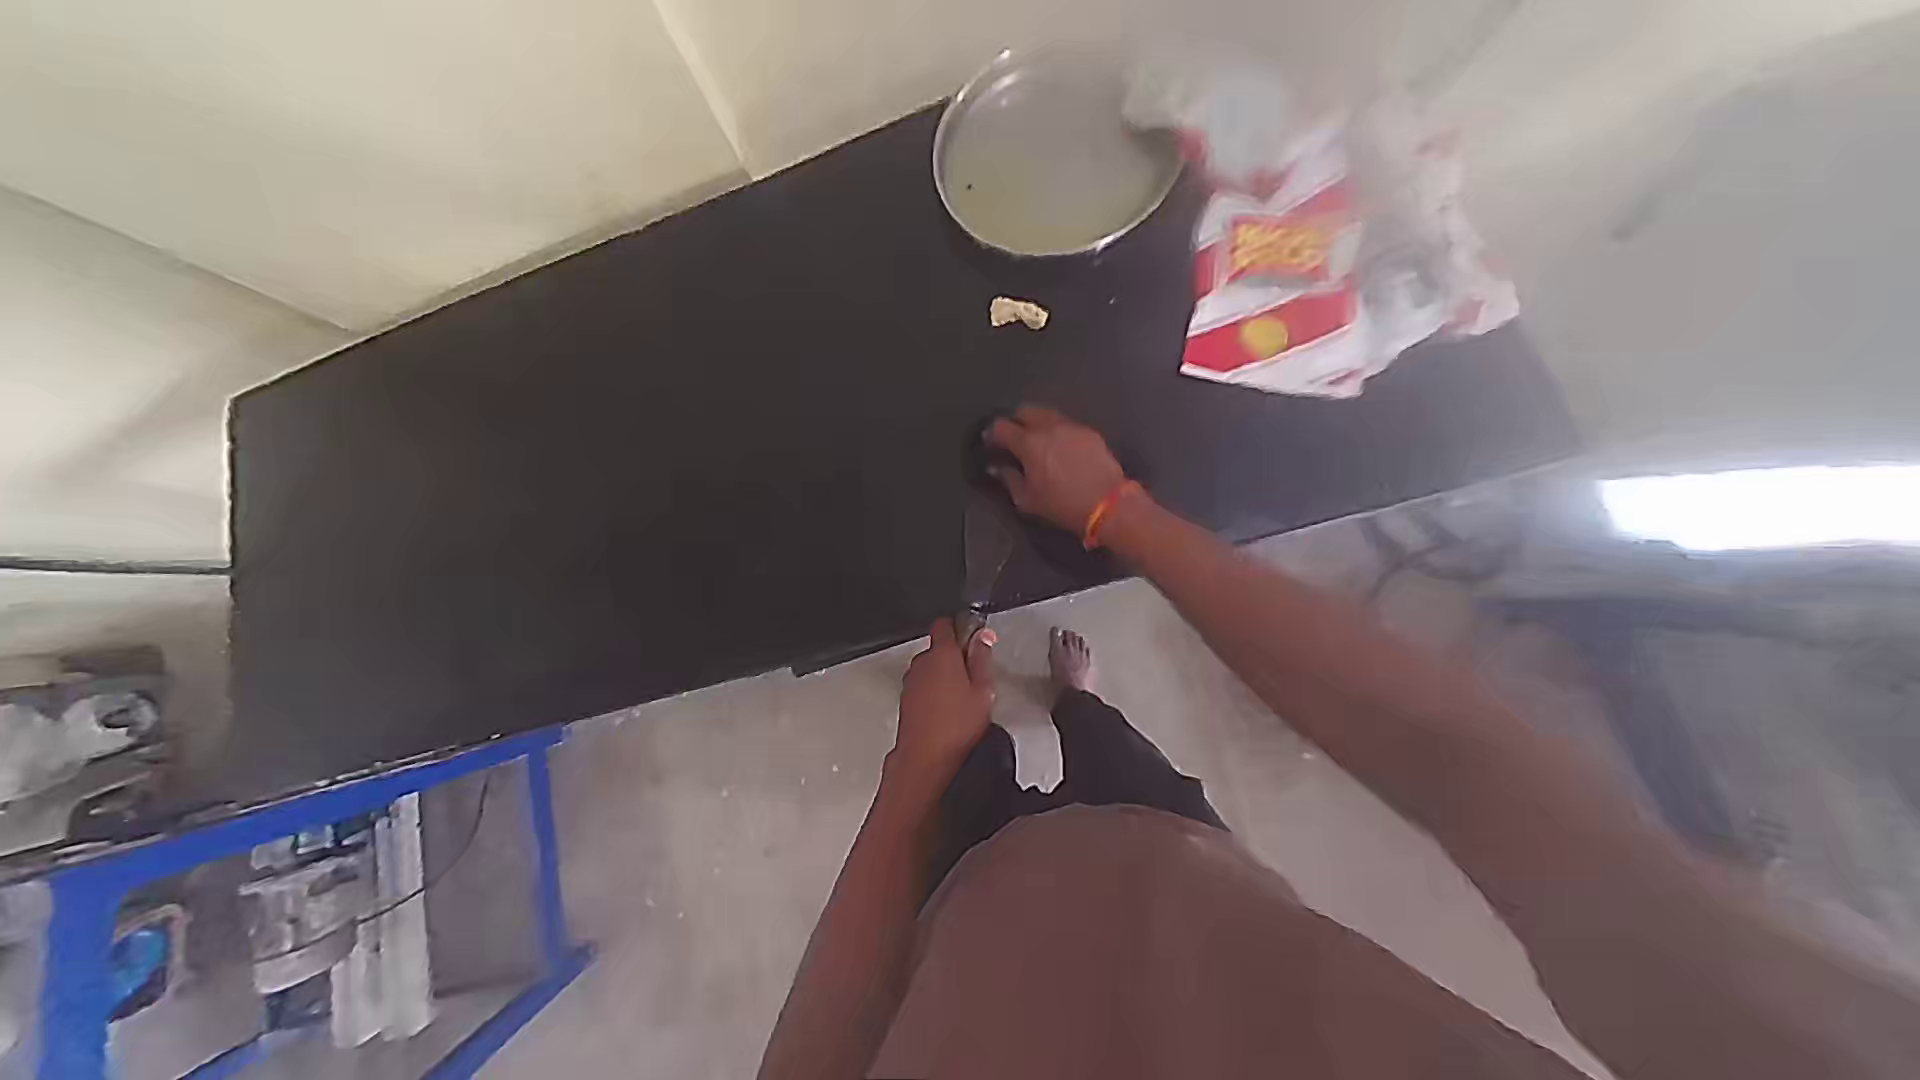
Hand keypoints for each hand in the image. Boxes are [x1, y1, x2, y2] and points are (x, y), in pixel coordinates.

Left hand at [888, 619, 995, 787]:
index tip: (972, 635)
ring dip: (944, 673)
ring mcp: (912, 680)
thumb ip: (982, 658)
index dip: (959, 625)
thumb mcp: (983, 691)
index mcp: (942, 654)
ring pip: (931, 666)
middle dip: (955, 654)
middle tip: (974, 673)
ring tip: (963, 696)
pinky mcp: (907, 697)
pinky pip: (923, 684)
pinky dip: (934, 689)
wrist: (926, 757)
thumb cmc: (955, 726)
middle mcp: (922, 662)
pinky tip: (948, 708)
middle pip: (939, 646)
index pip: (945, 624)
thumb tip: (983, 637)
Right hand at [985, 405, 1127, 533]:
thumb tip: (997, 468)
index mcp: (1028, 443)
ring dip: (1037, 423)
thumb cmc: (1062, 505)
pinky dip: (1057, 431)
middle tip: (1013, 438)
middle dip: (1015, 421)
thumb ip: (1009, 479)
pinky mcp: (1088, 432)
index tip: (991, 443)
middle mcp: (1048, 427)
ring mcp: (1071, 426)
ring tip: (1037, 441)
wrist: (1108, 503)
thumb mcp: (1027, 500)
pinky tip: (1060, 447)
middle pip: (1024, 410)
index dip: (992, 434)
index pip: (1001, 427)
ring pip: (1047, 414)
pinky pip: (1066, 424)